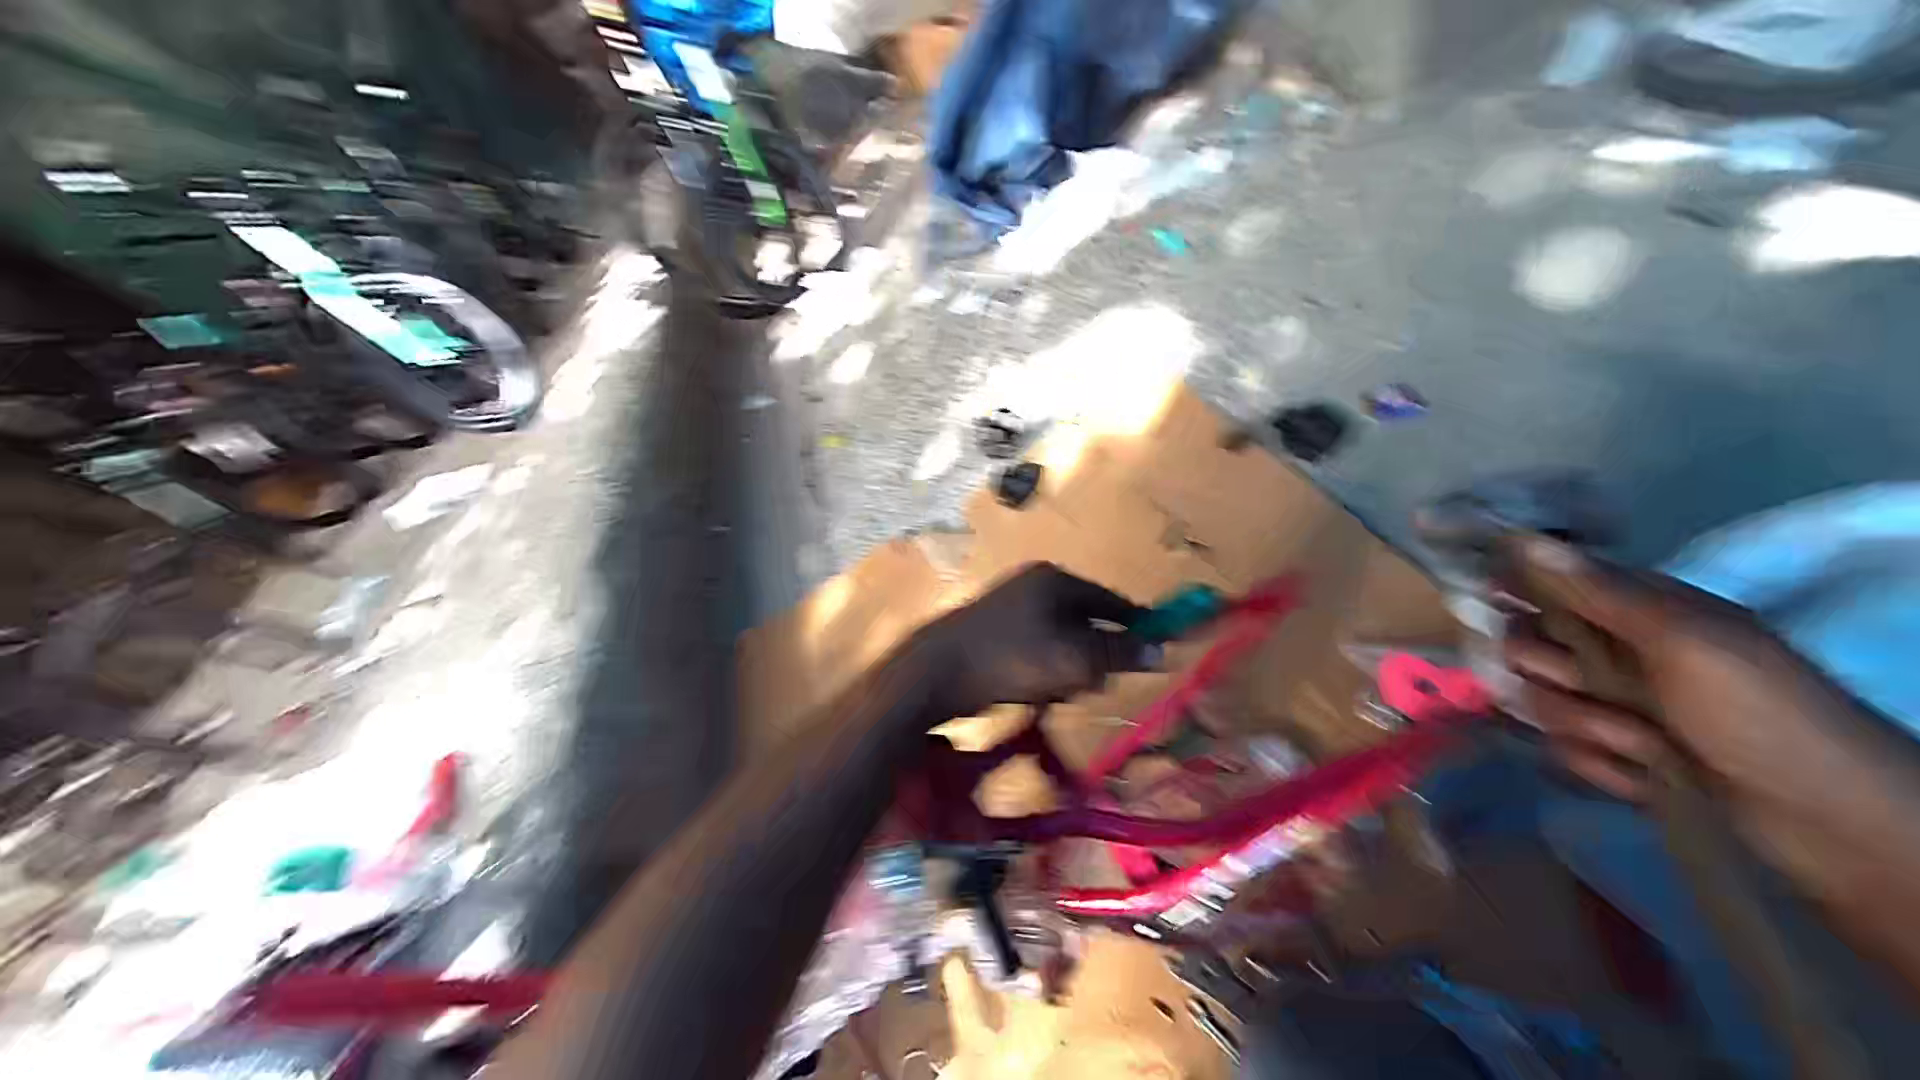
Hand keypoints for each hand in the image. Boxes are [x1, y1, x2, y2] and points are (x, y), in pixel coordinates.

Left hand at [910, 563, 1146, 717]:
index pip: (1112, 601)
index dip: (1135, 628)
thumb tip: (1160, 650)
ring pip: (1060, 642)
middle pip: (1085, 622)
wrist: (935, 672)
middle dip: (1091, 658)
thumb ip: (1118, 654)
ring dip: (1065, 670)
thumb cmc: (1011, 659)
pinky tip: (1029, 692)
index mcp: (1056, 580)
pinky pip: (1035, 650)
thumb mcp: (1074, 659)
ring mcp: (1009, 606)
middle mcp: (1033, 585)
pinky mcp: (992, 631)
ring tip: (1050, 691)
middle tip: (1084, 685)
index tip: (1152, 655)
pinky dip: (1040, 672)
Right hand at [1502, 538, 1874, 807]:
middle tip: (1589, 687)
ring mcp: (1617, 706)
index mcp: (1637, 612)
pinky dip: (1601, 766)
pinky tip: (1643, 775)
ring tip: (1644, 746)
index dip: (1515, 600)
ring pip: (1542, 703)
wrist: (1829, 822)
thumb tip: (1521, 538)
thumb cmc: (1760, 716)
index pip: (1545, 588)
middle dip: (1550, 675)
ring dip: (1585, 727)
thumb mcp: (1683, 642)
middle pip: (1528, 648)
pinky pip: (1565, 750)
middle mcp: (1619, 653)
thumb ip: (1598, 592)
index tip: (1497, 614)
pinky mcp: (1616, 754)